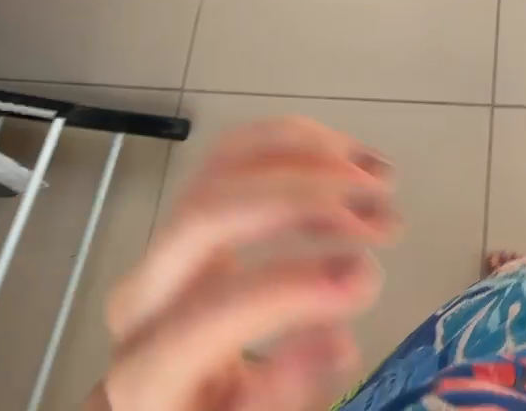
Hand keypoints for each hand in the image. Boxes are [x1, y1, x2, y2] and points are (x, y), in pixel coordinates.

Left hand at [90, 117, 399, 410]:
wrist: (165, 393)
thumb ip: (284, 393)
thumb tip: (340, 340)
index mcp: (146, 370)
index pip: (212, 315)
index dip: (292, 289)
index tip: (368, 276)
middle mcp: (144, 291)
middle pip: (211, 214)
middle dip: (306, 199)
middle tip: (381, 209)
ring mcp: (163, 237)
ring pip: (227, 164)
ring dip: (312, 157)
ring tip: (380, 176)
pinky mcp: (191, 203)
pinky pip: (238, 149)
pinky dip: (301, 140)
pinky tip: (352, 155)